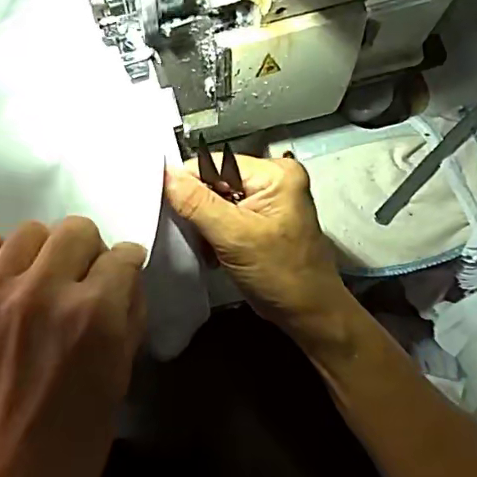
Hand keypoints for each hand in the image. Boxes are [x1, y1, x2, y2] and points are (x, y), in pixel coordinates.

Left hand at [0, 217, 147, 476]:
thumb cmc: (75, 443)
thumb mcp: (121, 377)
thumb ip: (127, 318)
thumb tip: (125, 278)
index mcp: (95, 313)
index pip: (123, 255)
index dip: (127, 266)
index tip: (122, 277)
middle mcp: (44, 291)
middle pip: (77, 230)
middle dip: (91, 252)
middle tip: (85, 280)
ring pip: (29, 232)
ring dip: (46, 252)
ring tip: (44, 279)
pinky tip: (0, 272)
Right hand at [163, 154, 352, 340]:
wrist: (308, 313)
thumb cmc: (284, 278)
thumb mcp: (234, 237)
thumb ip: (197, 203)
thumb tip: (167, 175)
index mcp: (276, 174)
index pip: (213, 164)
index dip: (187, 184)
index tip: (171, 208)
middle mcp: (273, 179)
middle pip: (213, 180)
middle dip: (198, 208)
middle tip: (200, 236)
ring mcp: (267, 200)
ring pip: (215, 199)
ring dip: (204, 224)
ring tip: (212, 247)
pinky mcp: (260, 219)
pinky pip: (223, 214)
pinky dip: (214, 232)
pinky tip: (217, 250)